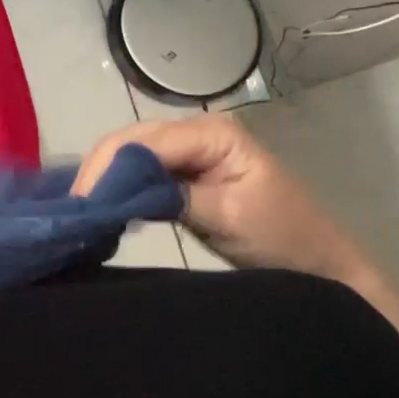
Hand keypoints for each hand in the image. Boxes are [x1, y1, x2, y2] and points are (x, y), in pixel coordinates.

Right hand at [72, 114, 372, 284]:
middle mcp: (196, 130)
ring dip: (106, 178)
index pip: (146, 141)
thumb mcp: (228, 216)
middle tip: (74, 210)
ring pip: (131, 153)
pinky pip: (141, 171)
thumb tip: (119, 189)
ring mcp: (190, 150)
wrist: (323, 267)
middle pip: (132, 140)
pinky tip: (104, 206)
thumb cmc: (285, 239)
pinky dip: (119, 186)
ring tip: (83, 209)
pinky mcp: (185, 173)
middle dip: (101, 170)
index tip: (83, 203)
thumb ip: (173, 195)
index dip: (110, 167)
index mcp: (212, 132)